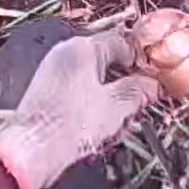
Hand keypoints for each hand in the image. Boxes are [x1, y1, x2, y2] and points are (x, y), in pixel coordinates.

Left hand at [0, 29, 159, 188]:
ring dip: (111, 93)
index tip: (156, 78)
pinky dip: (93, 100)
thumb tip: (152, 84)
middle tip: (142, 101)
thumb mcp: (114, 107)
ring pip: (93, 75)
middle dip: (126, 80)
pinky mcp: (48, 88)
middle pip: (106, 58)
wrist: (31, 146)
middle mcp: (66, 51)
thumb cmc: (73, 123)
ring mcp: (54, 68)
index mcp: (83, 48)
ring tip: (121, 118)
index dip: (141, 60)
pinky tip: (100, 122)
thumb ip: (137, 91)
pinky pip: (78, 87)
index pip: (121, 42)